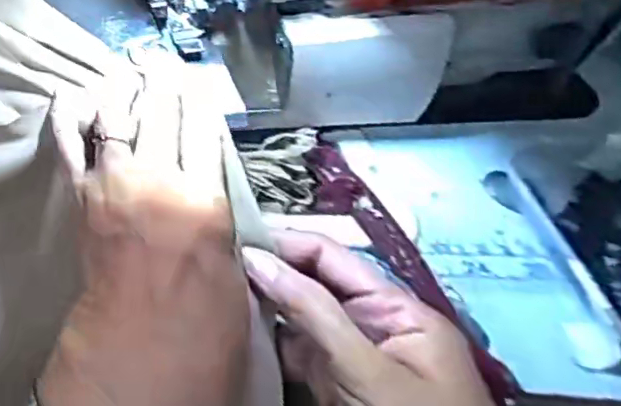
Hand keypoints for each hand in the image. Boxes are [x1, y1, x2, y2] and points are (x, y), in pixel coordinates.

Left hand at [38, 52, 250, 405]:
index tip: (193, 77)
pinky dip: (66, 117)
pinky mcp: (80, 192)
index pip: (201, 128)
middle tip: (157, 62)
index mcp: (201, 197)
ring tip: (125, 72)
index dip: (197, 96)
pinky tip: (68, 95)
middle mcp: (156, 177)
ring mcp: (112, 180)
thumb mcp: (232, 265)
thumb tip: (203, 177)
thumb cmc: (202, 326)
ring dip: (120, 91)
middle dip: (159, 81)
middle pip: (157, 111)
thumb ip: (215, 209)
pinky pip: (69, 144)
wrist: (138, 352)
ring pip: (114, 116)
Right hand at [241, 229, 490, 405]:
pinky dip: (267, 335)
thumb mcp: (369, 370)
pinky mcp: (335, 382)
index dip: (282, 241)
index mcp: (400, 310)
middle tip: (220, 261)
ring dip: (263, 301)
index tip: (233, 238)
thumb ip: (313, 309)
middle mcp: (375, 323)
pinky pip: (294, 344)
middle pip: (311, 279)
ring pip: (298, 311)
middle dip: (269, 270)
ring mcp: (354, 355)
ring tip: (223, 288)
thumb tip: (253, 255)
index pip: (329, 255)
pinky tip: (239, 324)